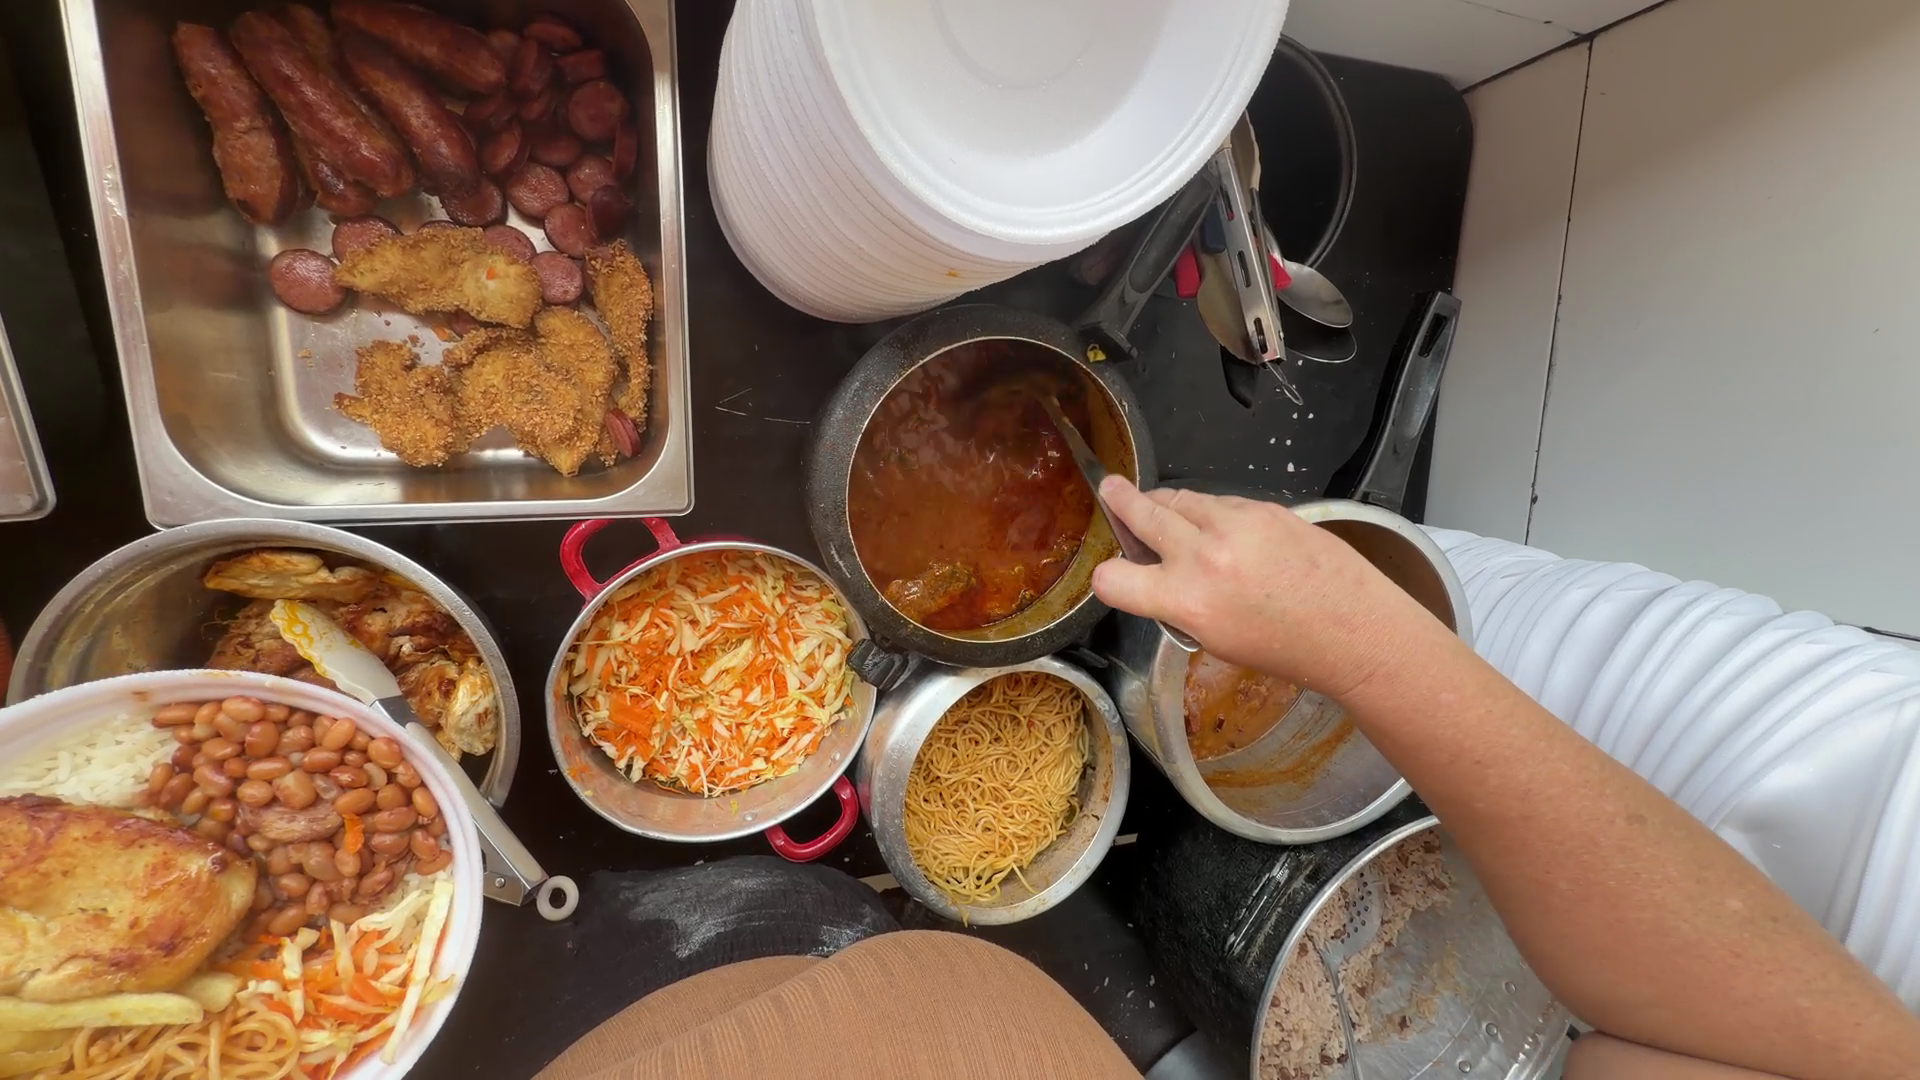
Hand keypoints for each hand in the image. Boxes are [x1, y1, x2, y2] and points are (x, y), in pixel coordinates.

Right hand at [1090, 477, 1452, 700]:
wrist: (1356, 629)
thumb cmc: (1284, 649)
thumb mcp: (1213, 639)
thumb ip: (1175, 603)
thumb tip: (1154, 572)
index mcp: (1186, 601)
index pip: (1113, 579)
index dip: (1107, 578)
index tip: (1113, 574)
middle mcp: (1203, 556)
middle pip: (1142, 514)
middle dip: (1120, 500)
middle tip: (1109, 487)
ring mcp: (1236, 524)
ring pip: (1180, 498)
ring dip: (1166, 504)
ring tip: (1161, 507)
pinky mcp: (1264, 507)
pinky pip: (1219, 500)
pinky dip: (1209, 510)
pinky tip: (1219, 526)